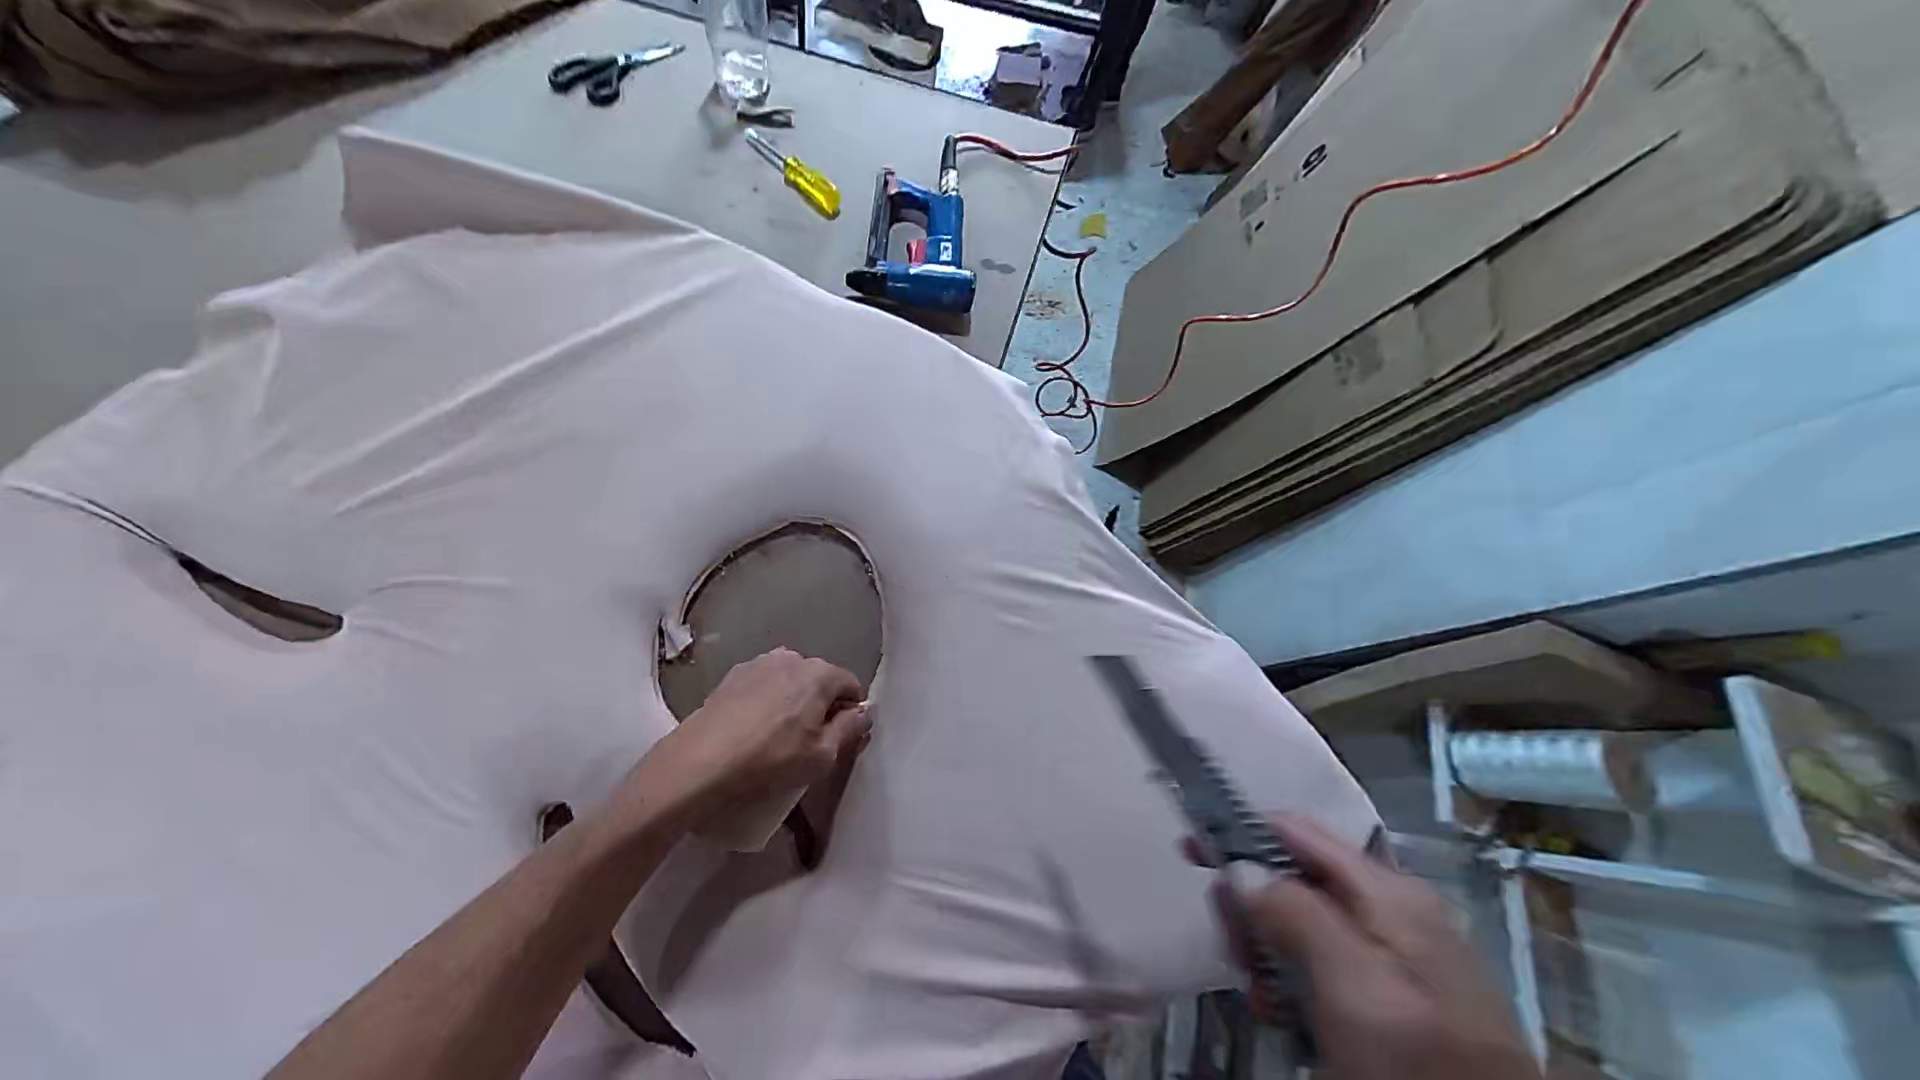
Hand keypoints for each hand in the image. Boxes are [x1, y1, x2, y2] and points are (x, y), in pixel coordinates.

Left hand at [638, 648, 870, 812]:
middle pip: (820, 679)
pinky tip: (754, 726)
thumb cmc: (771, 758)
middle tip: (810, 739)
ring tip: (779, 733)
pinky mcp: (732, 675)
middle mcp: (792, 657)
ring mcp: (759, 662)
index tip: (840, 736)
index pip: (851, 685)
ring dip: (793, 700)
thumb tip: (864, 713)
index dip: (851, 711)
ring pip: (791, 680)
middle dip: (822, 704)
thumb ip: (851, 729)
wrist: (702, 759)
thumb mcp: (823, 755)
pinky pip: (764, 684)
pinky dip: (767, 700)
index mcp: (819, 674)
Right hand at [1200, 814, 1539, 1079]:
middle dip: (1252, 906)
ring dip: (1266, 946)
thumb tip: (1240, 867)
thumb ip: (1297, 917)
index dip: (1236, 831)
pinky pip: (1322, 955)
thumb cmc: (1417, 1065)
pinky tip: (1286, 1008)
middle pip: (1293, 874)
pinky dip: (1291, 974)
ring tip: (1260, 993)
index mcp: (1388, 892)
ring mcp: (1395, 947)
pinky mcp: (1392, 985)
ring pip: (1301, 916)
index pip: (1294, 829)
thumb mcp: (1352, 990)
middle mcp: (1392, 905)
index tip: (1190, 852)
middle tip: (1235, 954)